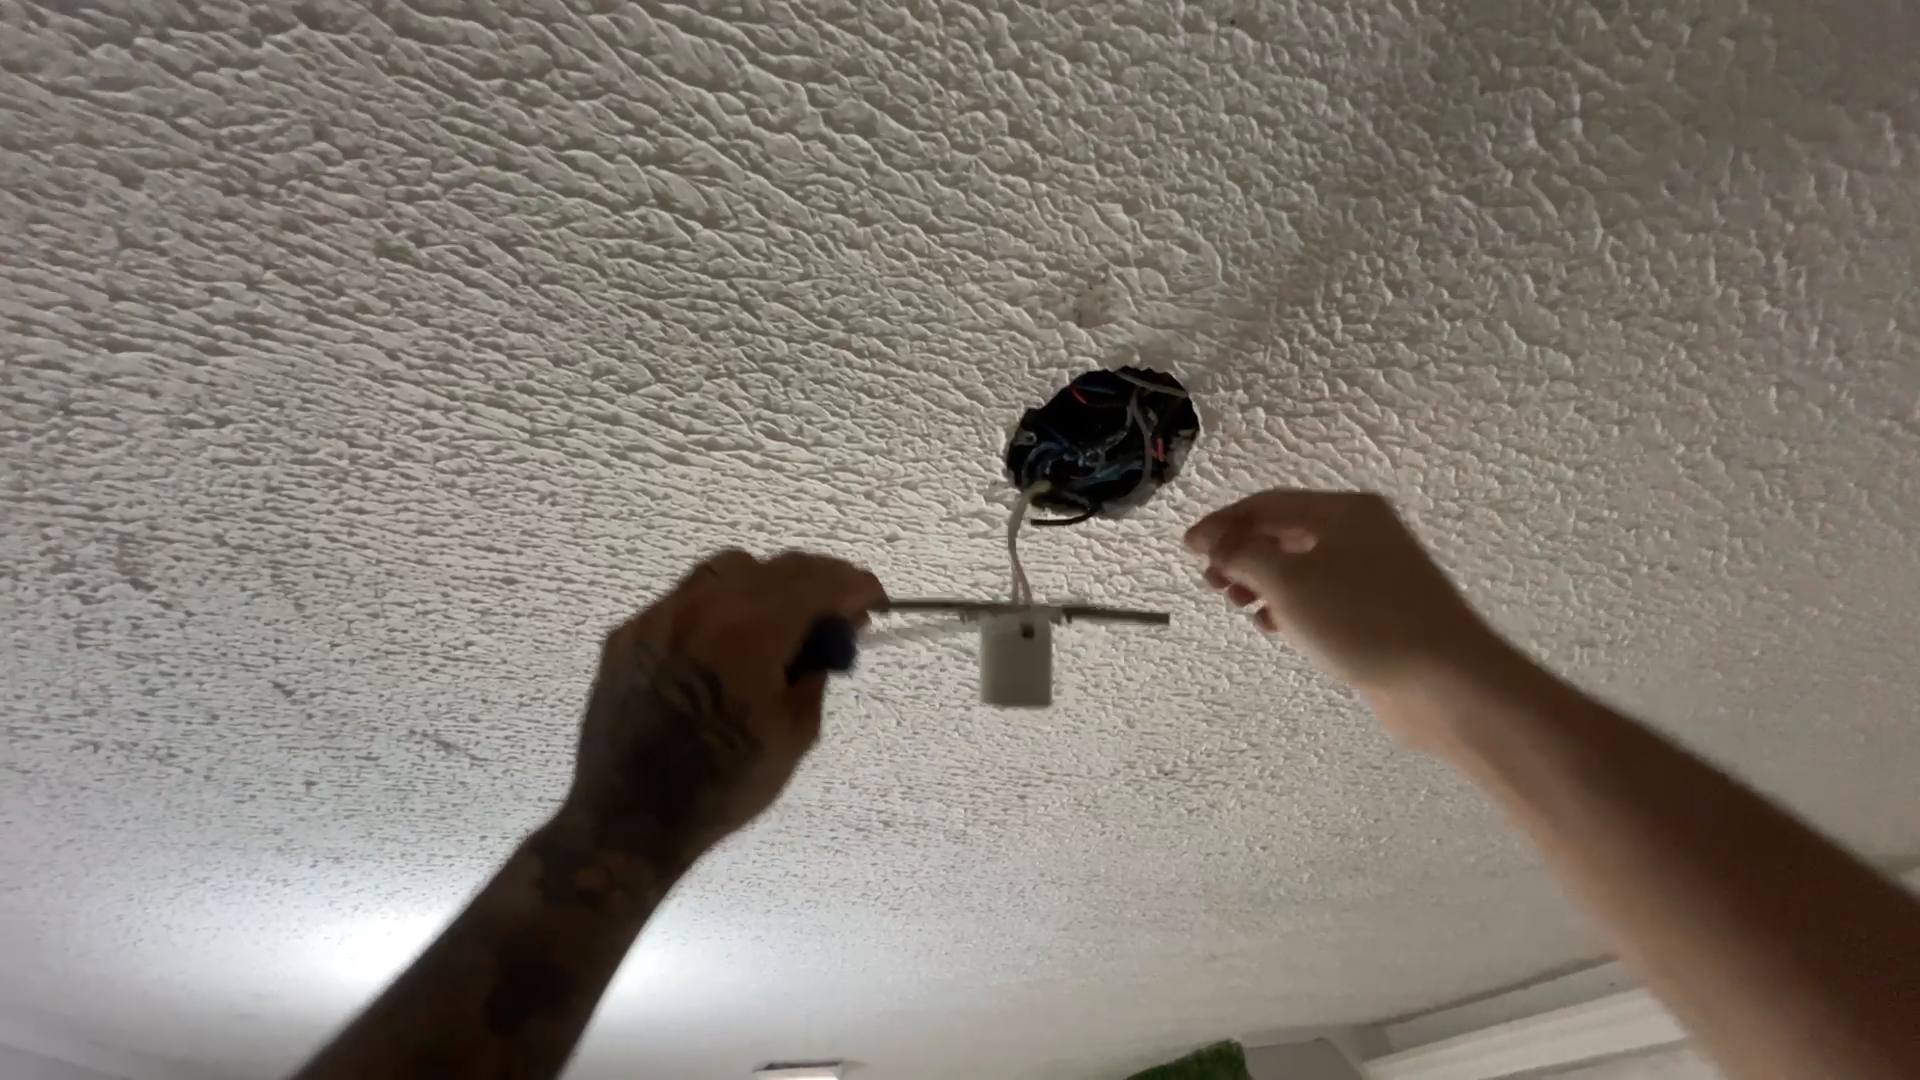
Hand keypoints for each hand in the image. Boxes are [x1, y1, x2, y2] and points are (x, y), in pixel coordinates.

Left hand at [565, 550, 885, 863]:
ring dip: (769, 583)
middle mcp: (702, 609)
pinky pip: (687, 597)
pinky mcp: (630, 632)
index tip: (875, 600)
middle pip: (778, 568)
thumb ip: (816, 671)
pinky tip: (728, 640)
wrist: (628, 819)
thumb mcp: (795, 733)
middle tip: (841, 609)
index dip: (855, 586)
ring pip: (729, 569)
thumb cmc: (724, 784)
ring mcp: (660, 616)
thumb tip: (829, 636)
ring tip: (783, 618)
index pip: (817, 585)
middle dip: (820, 581)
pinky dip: (722, 605)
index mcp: (749, 635)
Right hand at [1185, 489, 1501, 701]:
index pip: (1266, 505)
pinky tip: (1273, 626)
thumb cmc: (1361, 620)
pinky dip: (1288, 605)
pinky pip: (1318, 595)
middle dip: (1240, 554)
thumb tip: (1209, 540)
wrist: (1446, 683)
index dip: (1221, 524)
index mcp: (1344, 511)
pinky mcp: (1376, 609)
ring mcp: (1372, 572)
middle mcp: (1360, 532)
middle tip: (1211, 581)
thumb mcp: (1287, 581)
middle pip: (1282, 533)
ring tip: (1237, 605)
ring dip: (1260, 582)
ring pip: (1298, 566)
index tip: (1187, 549)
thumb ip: (1240, 554)